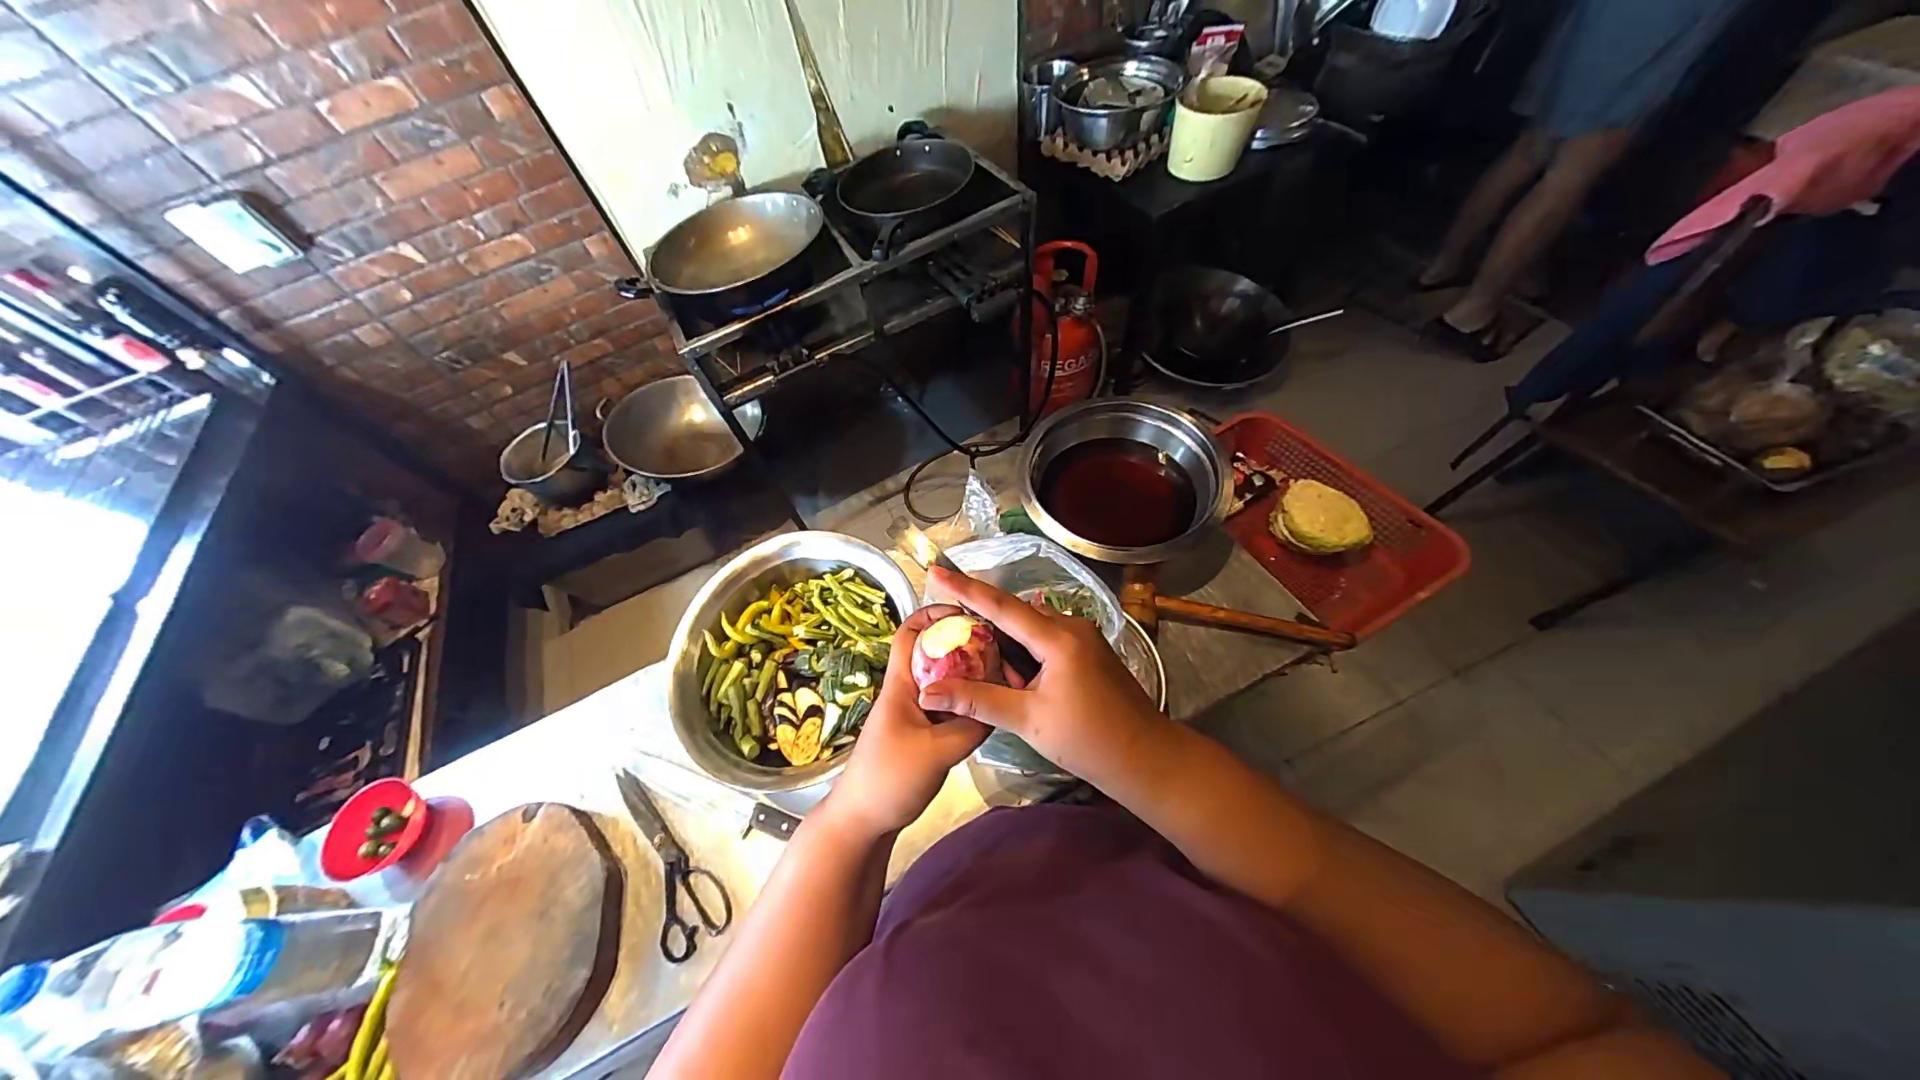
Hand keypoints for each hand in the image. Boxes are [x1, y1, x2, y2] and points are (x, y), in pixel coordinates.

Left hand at [821, 604, 989, 839]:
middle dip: (964, 644)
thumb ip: (970, 726)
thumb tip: (999, 706)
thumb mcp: (936, 752)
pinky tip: (990, 709)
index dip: (934, 614)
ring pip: (945, 681)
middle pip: (934, 653)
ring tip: (1002, 675)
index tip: (969, 613)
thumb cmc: (889, 780)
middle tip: (999, 647)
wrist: (862, 821)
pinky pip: (949, 707)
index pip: (910, 633)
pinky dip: (968, 703)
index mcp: (900, 685)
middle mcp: (907, 692)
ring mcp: (915, 714)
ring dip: (969, 675)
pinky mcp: (923, 734)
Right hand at [915, 567, 1169, 783]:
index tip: (937, 570)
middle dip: (983, 619)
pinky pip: (1047, 640)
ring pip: (1032, 628)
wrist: (1145, 757)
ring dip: (1006, 642)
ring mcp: (1084, 638)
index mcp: (1058, 638)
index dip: (965, 588)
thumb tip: (930, 694)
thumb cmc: (1088, 739)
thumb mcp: (1027, 720)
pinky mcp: (1089, 652)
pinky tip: (1012, 674)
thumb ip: (977, 701)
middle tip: (948, 624)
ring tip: (977, 657)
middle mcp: (1072, 627)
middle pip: (1016, 614)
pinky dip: (1025, 652)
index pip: (1001, 606)